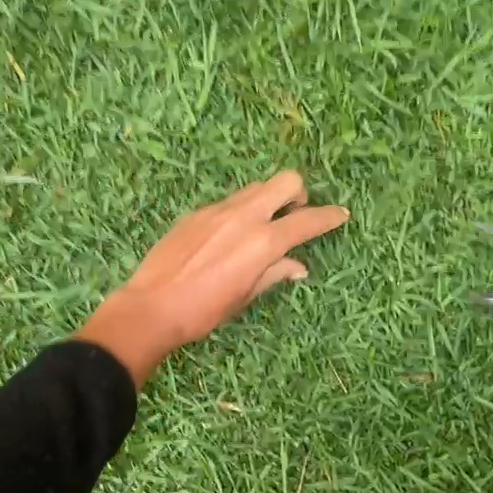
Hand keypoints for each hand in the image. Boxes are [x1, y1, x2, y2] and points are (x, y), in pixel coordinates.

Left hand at [74, 171, 348, 385]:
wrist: (151, 307)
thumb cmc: (203, 311)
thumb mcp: (244, 296)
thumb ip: (274, 274)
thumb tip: (297, 266)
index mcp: (262, 241)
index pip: (306, 221)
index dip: (328, 217)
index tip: (341, 214)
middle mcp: (243, 216)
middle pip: (285, 181)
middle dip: (299, 194)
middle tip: (295, 215)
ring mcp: (217, 210)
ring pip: (256, 188)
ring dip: (269, 200)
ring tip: (263, 227)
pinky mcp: (196, 213)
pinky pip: (229, 202)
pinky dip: (241, 211)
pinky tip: (229, 238)